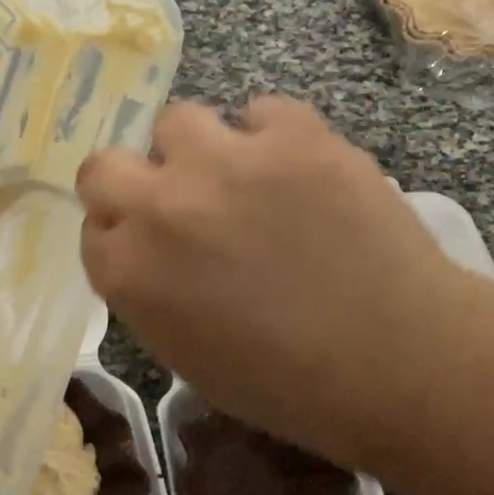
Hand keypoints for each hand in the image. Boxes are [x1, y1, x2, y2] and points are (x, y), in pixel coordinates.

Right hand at [76, 97, 477, 461]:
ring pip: (177, 120)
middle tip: (173, 199)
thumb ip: (145, 290)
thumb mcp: (182, 352)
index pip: (92, 228)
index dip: (119, 232)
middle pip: (103, 165)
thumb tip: (147, 251)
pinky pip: (263, 111)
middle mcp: (159, 209)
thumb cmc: (286, 383)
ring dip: (199, 148)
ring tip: (239, 174)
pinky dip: (273, 137)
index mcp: (127, 272)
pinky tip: (296, 170)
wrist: (401, 363)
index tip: (147, 242)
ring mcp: (225, 165)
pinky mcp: (293, 138)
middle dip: (131, 180)